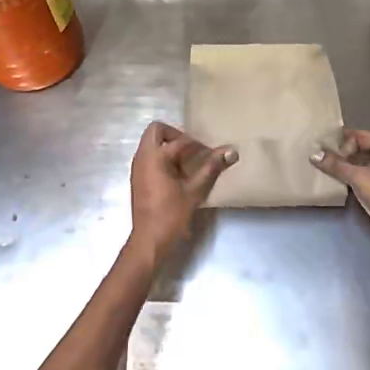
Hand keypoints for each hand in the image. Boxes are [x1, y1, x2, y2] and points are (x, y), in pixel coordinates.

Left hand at [129, 121, 235, 264]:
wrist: (149, 239)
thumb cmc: (171, 214)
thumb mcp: (194, 190)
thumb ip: (211, 167)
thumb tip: (231, 151)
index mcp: (155, 157)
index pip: (180, 140)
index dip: (198, 145)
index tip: (211, 153)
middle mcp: (142, 157)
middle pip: (156, 130)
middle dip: (175, 134)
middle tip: (192, 149)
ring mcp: (137, 167)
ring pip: (150, 143)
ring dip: (168, 146)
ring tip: (187, 162)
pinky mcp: (137, 177)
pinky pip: (148, 156)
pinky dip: (161, 157)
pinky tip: (177, 174)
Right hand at [312, 129, 369, 250]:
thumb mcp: (359, 178)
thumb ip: (336, 165)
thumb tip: (313, 154)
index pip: (359, 136)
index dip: (342, 143)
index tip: (326, 154)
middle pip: (361, 147)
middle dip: (342, 153)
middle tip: (321, 158)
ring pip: (362, 162)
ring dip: (345, 165)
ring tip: (325, 168)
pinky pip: (365, 173)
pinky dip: (352, 175)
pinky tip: (337, 180)